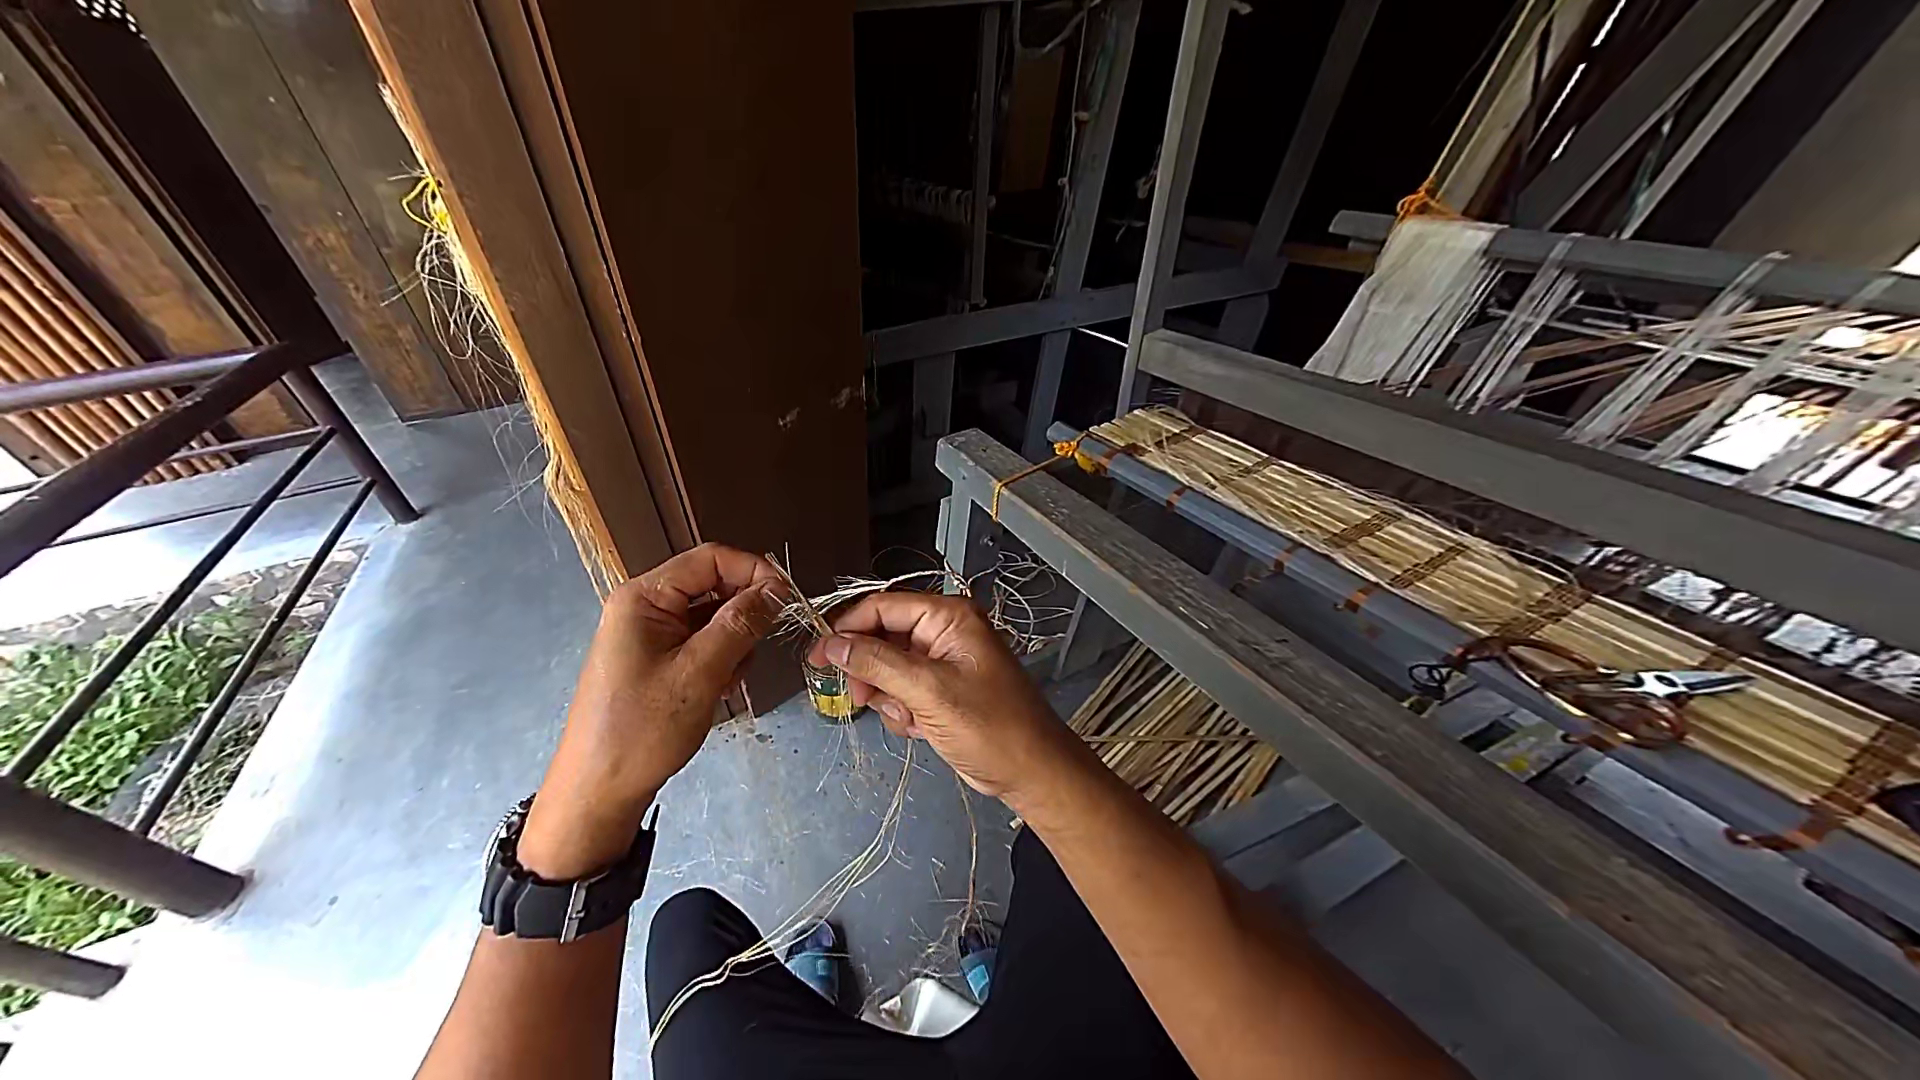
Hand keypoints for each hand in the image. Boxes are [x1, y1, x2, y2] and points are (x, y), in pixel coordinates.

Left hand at [520, 543, 785, 877]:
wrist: (599, 793)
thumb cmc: (643, 730)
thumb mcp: (700, 672)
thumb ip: (740, 622)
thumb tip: (778, 587)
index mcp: (644, 597)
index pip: (711, 558)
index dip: (754, 570)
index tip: (788, 597)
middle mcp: (646, 607)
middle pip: (713, 585)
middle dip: (743, 613)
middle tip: (758, 646)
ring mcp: (652, 634)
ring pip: (714, 616)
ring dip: (734, 641)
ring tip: (728, 679)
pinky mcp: (659, 658)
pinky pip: (703, 641)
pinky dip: (721, 659)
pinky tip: (718, 687)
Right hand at [804, 593, 1089, 807]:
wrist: (1029, 772)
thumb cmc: (991, 727)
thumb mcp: (929, 691)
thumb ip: (877, 663)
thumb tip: (832, 643)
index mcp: (948, 617)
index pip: (882, 607)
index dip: (846, 629)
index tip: (817, 656)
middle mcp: (943, 632)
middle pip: (881, 638)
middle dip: (871, 672)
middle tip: (862, 698)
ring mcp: (941, 662)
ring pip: (886, 669)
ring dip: (889, 697)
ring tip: (911, 717)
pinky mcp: (939, 690)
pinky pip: (900, 691)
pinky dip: (902, 711)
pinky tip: (922, 727)